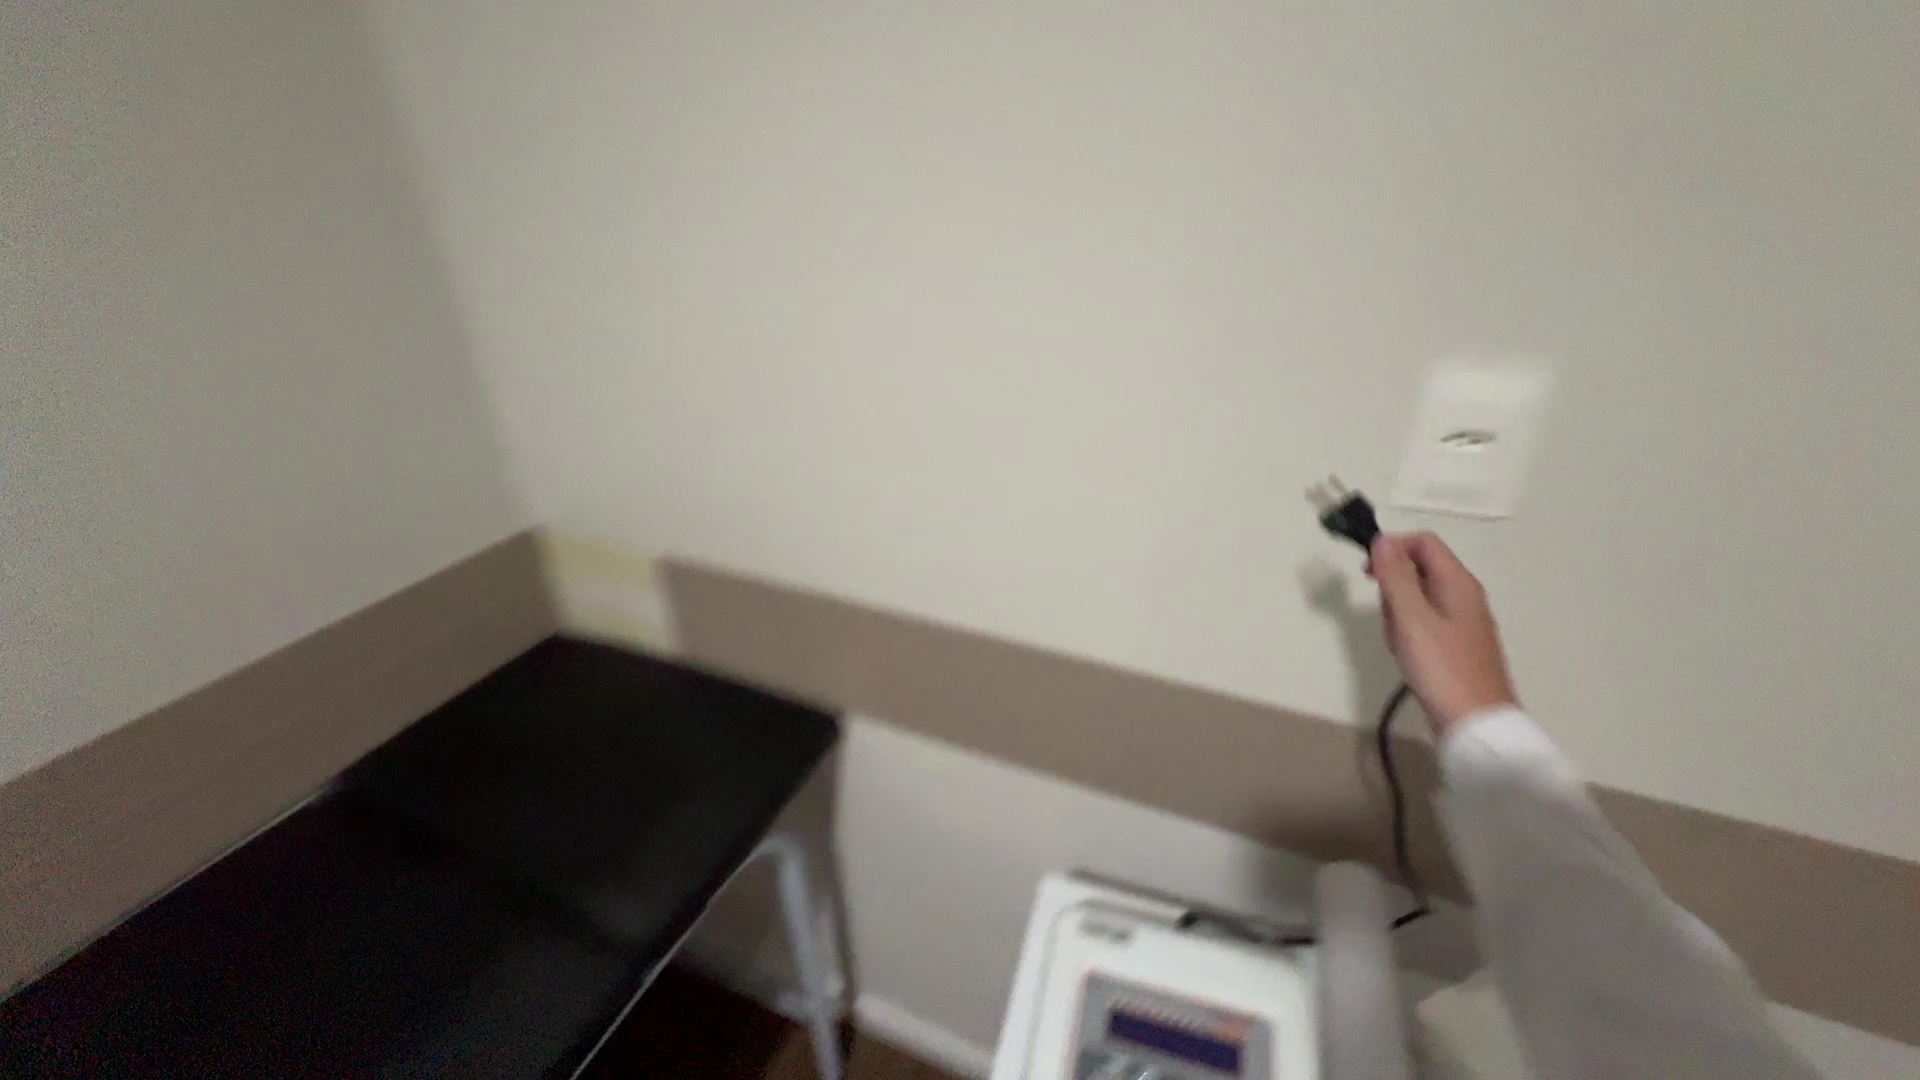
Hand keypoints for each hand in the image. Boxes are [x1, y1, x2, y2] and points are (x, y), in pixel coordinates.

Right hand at [1368, 532, 1517, 737]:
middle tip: (1384, 613)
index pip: (1423, 542)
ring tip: (1397, 639)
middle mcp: (1464, 595)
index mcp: (1458, 583)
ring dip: (1397, 610)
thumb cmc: (1441, 666)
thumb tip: (1382, 540)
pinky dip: (1407, 628)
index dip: (1392, 548)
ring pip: (1418, 596)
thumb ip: (1394, 576)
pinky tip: (1405, 652)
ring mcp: (1462, 620)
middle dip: (1392, 584)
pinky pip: (1424, 620)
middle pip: (1419, 567)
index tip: (1367, 572)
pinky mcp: (1455, 643)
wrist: (1474, 722)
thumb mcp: (1411, 618)